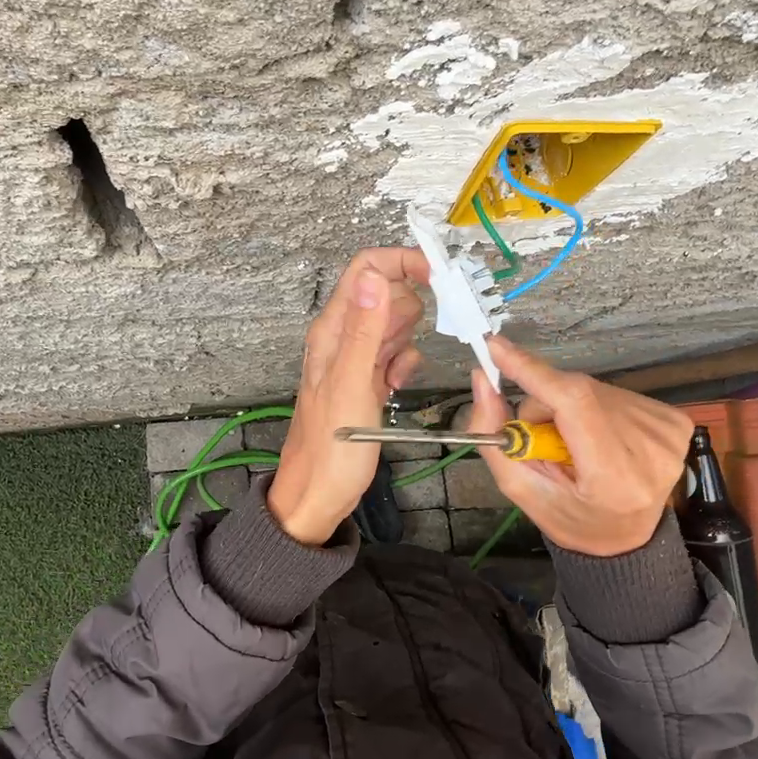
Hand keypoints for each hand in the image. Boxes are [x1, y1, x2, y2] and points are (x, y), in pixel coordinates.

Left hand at [269, 249, 428, 545]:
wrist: (318, 495)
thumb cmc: (331, 449)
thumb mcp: (351, 385)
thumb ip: (364, 329)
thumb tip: (375, 275)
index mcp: (334, 328)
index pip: (366, 268)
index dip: (402, 263)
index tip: (439, 277)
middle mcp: (342, 335)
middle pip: (387, 291)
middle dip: (410, 310)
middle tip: (409, 347)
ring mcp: (355, 357)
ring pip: (394, 322)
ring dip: (407, 340)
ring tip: (396, 374)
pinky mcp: (367, 378)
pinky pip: (395, 353)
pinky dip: (404, 363)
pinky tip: (397, 387)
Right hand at [468, 335, 694, 556]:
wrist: (628, 539)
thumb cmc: (573, 520)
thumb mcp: (523, 490)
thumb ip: (495, 437)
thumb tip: (481, 378)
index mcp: (614, 477)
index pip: (573, 403)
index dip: (533, 371)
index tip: (496, 349)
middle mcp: (651, 450)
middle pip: (577, 393)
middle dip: (544, 403)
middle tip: (537, 436)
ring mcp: (668, 433)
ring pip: (593, 389)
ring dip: (568, 407)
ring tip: (572, 445)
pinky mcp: (676, 421)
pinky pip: (613, 393)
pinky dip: (593, 409)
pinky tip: (597, 438)